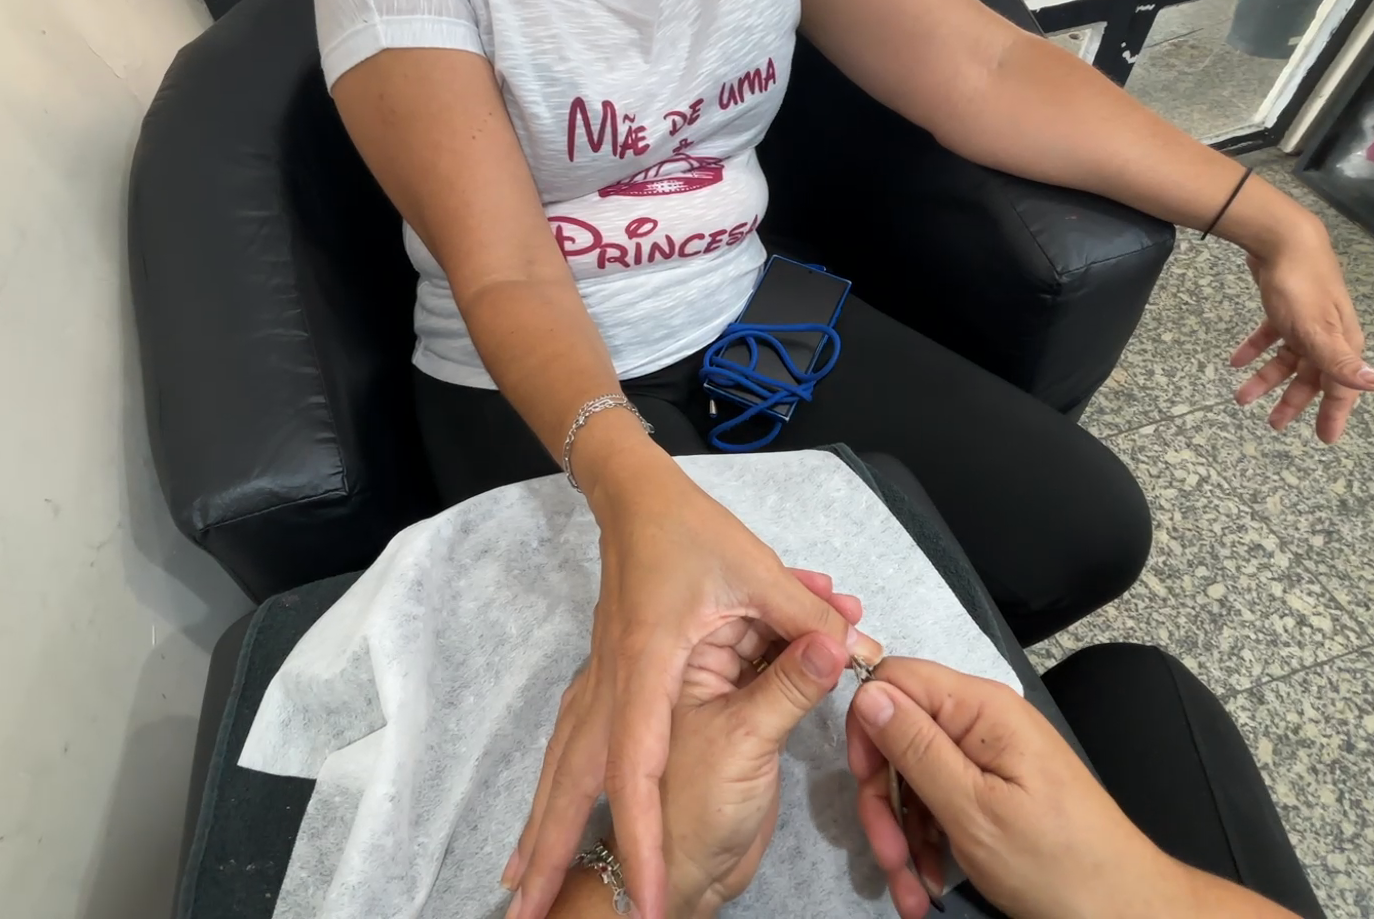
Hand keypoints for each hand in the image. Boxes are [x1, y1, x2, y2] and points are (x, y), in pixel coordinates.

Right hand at [507, 455, 881, 918]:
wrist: (635, 498)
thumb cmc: (691, 532)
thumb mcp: (754, 572)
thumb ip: (803, 617)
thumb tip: (856, 647)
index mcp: (649, 662)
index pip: (638, 762)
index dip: (641, 835)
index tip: (654, 900)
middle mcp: (612, 678)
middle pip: (573, 774)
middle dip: (550, 848)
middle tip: (524, 917)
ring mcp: (598, 673)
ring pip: (561, 758)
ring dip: (539, 822)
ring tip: (517, 887)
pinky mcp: (600, 668)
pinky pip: (568, 739)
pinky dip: (550, 784)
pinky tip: (539, 810)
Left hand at [664, 624, 852, 914]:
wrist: (691, 872)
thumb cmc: (695, 804)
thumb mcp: (746, 737)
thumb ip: (790, 687)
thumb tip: (835, 640)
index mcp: (690, 655)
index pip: (746, 614)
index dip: (792, 605)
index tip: (839, 605)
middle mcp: (708, 661)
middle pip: (765, 626)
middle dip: (809, 617)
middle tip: (854, 611)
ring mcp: (733, 687)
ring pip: (779, 650)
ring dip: (815, 641)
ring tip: (856, 624)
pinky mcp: (755, 713)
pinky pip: (787, 679)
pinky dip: (813, 669)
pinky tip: (840, 658)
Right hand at [845, 658, 1188, 918]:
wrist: (1134, 918)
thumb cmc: (1056, 865)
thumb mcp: (974, 810)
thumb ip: (916, 748)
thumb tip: (866, 692)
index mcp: (977, 706)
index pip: (894, 678)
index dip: (867, 723)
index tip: (863, 780)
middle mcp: (977, 718)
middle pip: (897, 732)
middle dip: (883, 795)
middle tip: (887, 855)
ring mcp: (984, 753)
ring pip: (911, 772)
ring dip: (900, 829)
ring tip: (909, 886)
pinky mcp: (988, 786)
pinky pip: (936, 797)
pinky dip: (924, 839)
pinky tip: (926, 882)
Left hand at [1229, 219, 1373, 443]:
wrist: (1283, 244)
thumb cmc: (1301, 289)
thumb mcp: (1318, 330)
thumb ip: (1342, 361)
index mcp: (1342, 345)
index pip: (1342, 388)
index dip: (1335, 414)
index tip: (1325, 439)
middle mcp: (1329, 336)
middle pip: (1312, 377)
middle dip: (1294, 402)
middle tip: (1272, 424)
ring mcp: (1306, 322)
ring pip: (1287, 359)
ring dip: (1265, 379)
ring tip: (1240, 398)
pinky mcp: (1284, 309)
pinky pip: (1270, 336)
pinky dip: (1254, 349)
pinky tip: (1235, 362)